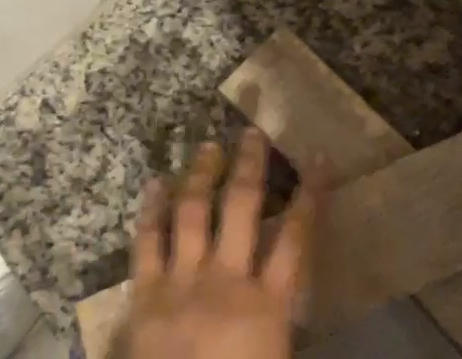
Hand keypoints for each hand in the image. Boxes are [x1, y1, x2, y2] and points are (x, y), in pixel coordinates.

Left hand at [127, 129, 318, 358]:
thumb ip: (288, 330)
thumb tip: (299, 306)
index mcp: (268, 306)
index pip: (297, 238)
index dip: (311, 194)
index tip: (318, 157)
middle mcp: (226, 281)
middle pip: (243, 208)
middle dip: (251, 165)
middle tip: (253, 131)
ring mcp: (181, 282)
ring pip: (194, 212)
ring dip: (202, 173)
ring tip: (208, 144)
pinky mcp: (144, 294)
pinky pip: (147, 241)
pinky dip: (151, 209)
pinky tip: (155, 182)